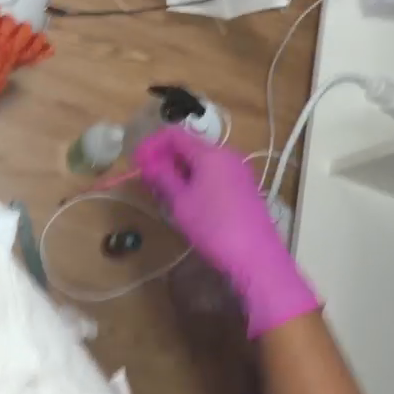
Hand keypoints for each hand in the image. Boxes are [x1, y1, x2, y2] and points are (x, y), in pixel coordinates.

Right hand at [133, 126, 319, 337]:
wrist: (257, 259)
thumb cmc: (214, 227)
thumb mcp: (181, 202)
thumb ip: (162, 177)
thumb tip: (148, 163)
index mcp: (211, 153)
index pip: (174, 135)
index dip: (152, 145)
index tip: (136, 162)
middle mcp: (227, 156)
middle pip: (189, 147)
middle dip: (165, 159)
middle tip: (147, 180)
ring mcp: (239, 172)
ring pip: (201, 162)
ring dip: (179, 172)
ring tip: (164, 193)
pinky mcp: (244, 189)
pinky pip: (214, 175)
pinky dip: (196, 181)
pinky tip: (186, 201)